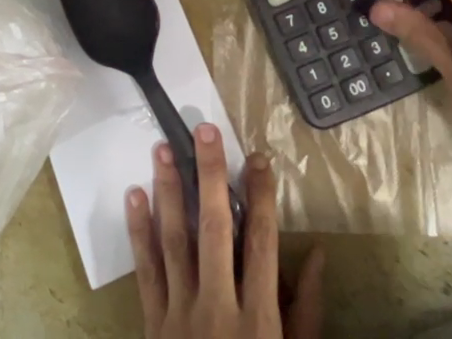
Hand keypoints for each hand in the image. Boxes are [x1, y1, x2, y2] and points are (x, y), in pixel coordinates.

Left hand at [127, 123, 323, 338]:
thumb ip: (306, 309)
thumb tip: (317, 253)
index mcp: (258, 318)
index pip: (261, 242)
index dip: (261, 197)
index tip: (258, 157)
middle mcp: (217, 308)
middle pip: (213, 230)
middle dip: (209, 177)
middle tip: (202, 132)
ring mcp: (179, 316)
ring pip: (173, 242)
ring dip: (167, 192)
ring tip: (162, 150)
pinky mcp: (152, 325)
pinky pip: (145, 271)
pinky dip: (138, 231)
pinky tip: (134, 196)